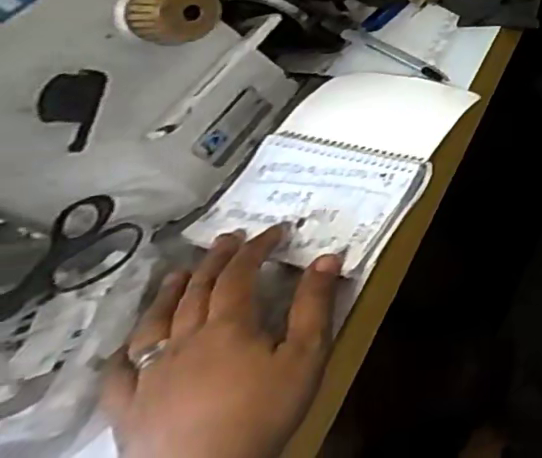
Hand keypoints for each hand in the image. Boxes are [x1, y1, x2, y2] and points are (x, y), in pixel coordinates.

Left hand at [104, 226, 341, 457]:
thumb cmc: (266, 407)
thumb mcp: (307, 352)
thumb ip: (314, 304)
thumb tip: (325, 259)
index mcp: (228, 326)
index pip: (240, 275)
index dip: (257, 249)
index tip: (277, 230)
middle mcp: (183, 342)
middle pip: (195, 293)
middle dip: (215, 261)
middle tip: (228, 238)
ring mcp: (149, 376)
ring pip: (153, 324)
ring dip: (169, 294)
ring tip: (179, 274)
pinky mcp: (128, 406)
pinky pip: (118, 372)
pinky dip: (125, 349)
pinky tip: (130, 343)